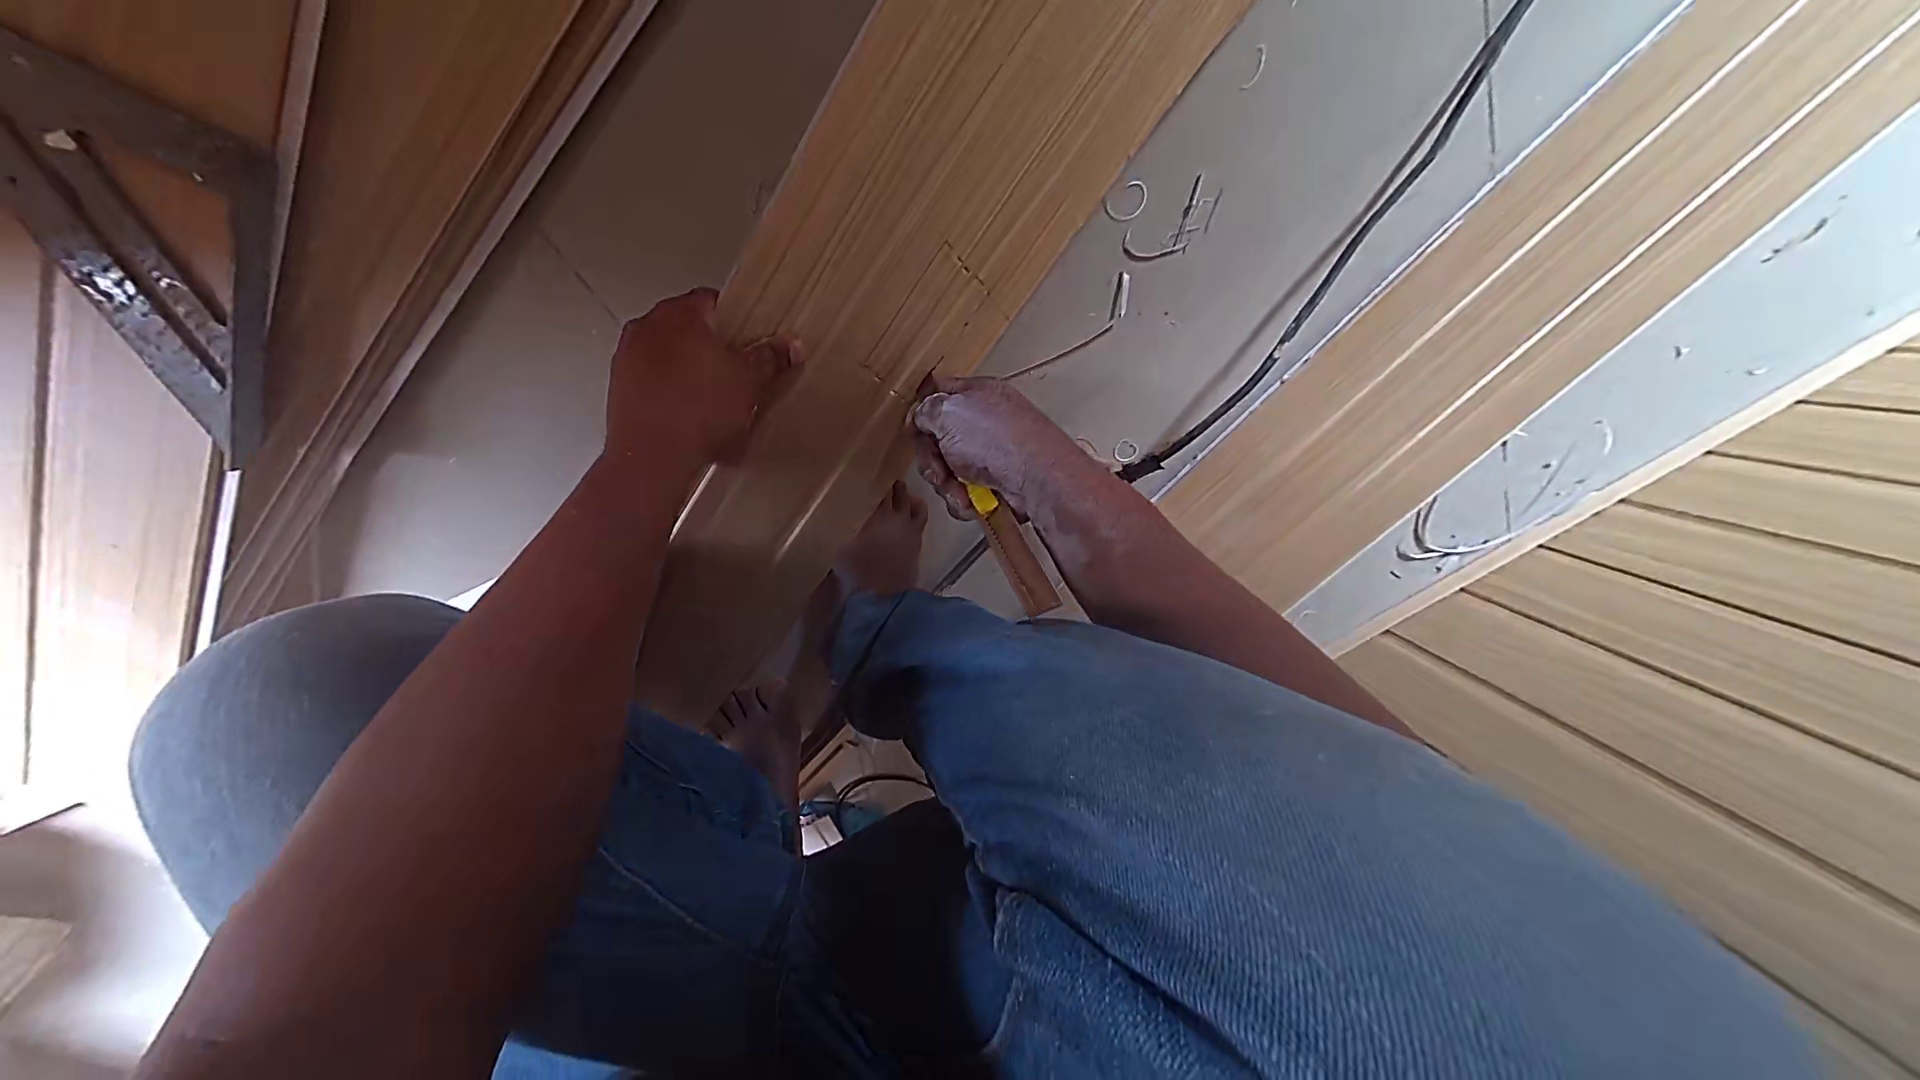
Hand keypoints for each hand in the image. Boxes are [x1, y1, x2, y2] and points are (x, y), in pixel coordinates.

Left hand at [605, 288, 798, 474]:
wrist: (652, 456)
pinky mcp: (620, 388)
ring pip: (669, 355)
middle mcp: (648, 327)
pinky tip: (690, 418)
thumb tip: (788, 346)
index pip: (712, 301)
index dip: (736, 321)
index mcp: (680, 314)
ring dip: (690, 371)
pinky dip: (671, 393)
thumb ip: (770, 358)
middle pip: (688, 328)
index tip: (749, 341)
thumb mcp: (750, 383)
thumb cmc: (697, 412)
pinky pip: (653, 382)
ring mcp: (628, 357)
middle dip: (712, 348)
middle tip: (736, 373)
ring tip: (714, 401)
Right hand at [911, 376, 1103, 521]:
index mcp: (976, 393)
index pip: (937, 392)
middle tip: (939, 471)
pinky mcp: (995, 482)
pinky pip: (964, 491)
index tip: (914, 431)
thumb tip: (919, 415)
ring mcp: (989, 453)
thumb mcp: (948, 412)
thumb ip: (925, 409)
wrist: (1036, 481)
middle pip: (938, 439)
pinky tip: (971, 502)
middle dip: (932, 460)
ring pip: (948, 469)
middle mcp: (983, 422)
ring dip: (948, 484)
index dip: (920, 412)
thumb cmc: (997, 440)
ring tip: (961, 491)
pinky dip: (963, 499)